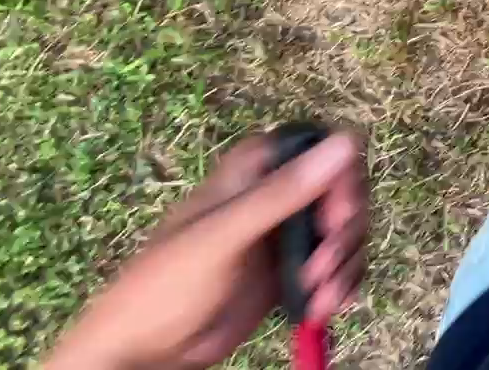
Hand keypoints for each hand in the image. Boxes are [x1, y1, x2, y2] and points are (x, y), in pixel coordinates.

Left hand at [43, 132, 368, 369]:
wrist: (139, 359)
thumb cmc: (164, 289)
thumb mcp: (223, 237)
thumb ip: (283, 191)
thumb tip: (347, 140)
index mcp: (260, 166)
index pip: (328, 147)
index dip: (344, 177)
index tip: (338, 216)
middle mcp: (282, 189)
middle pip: (347, 187)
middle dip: (345, 230)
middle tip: (324, 266)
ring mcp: (291, 228)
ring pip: (349, 226)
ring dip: (345, 263)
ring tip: (321, 298)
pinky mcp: (298, 264)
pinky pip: (342, 260)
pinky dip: (343, 282)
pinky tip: (324, 307)